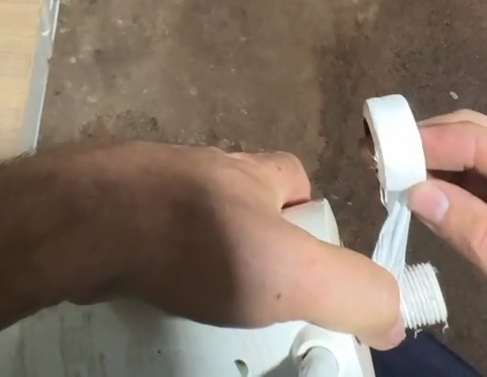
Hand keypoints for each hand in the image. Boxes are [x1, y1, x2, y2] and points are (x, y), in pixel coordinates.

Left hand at [66, 143, 404, 347]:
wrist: (90, 222)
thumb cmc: (195, 239)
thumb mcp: (291, 272)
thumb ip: (352, 289)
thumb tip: (396, 314)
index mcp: (250, 174)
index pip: (294, 179)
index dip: (310, 217)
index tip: (308, 267)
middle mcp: (205, 170)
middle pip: (245, 197)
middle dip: (258, 240)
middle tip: (261, 300)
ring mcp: (156, 185)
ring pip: (197, 218)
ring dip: (209, 255)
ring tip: (211, 311)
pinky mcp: (118, 209)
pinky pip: (154, 235)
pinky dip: (164, 264)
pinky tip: (162, 296)